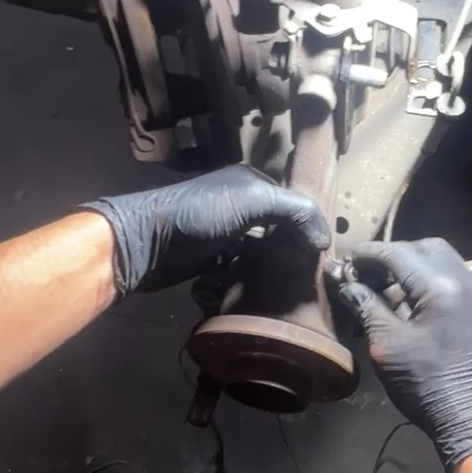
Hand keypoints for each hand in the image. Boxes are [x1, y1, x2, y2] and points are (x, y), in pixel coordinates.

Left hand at [81, 165, 330, 296]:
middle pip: (278, 230)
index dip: (309, 225)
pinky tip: (254, 289)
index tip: (323, 253)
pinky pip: (240, 270)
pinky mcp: (211, 259)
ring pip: (261, 253)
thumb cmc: (200, 214)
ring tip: (285, 286)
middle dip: (290, 250)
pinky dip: (246, 279)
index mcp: (251, 183)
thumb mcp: (255, 201)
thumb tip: (325, 241)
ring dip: (268, 269)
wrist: (147, 243)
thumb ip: (296, 212)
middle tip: (306, 274)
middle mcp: (239, 204)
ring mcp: (224, 233)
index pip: (294, 203)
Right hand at [329, 239, 471, 467]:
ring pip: (441, 260)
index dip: (367, 254)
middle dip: (392, 256)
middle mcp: (464, 279)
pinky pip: (453, 278)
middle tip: (366, 274)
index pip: (397, 252)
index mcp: (440, 286)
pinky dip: (429, 281)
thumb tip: (345, 283)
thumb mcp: (387, 344)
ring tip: (384, 292)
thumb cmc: (426, 385)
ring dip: (411, 268)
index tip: (345, 261)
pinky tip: (409, 303)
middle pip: (424, 248)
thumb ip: (366, 306)